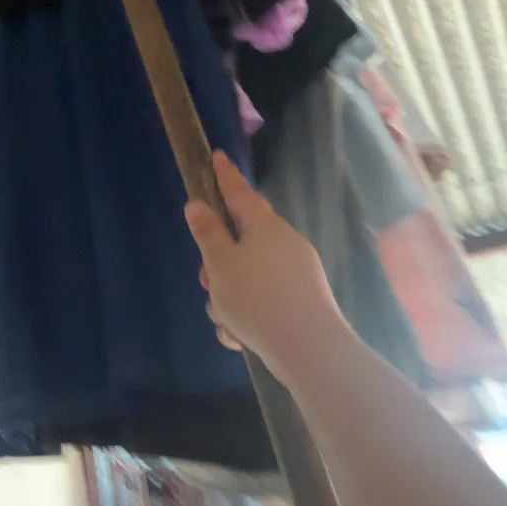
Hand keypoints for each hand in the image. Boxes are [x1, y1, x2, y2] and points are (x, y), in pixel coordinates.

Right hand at [184, 151, 345, 367]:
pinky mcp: (303, 300)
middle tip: (208, 281)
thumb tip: (197, 204)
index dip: (225, 176)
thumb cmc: (256, 298)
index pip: (239, 192)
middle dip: (219, 262)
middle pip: (241, 240)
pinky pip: (264, 299)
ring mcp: (296, 272)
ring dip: (231, 296)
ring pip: (248, 275)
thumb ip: (207, 233)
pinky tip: (241, 337)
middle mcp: (284, 243)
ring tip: (227, 321)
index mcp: (264, 227)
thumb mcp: (220, 263)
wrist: (309, 348)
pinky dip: (248, 315)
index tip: (217, 156)